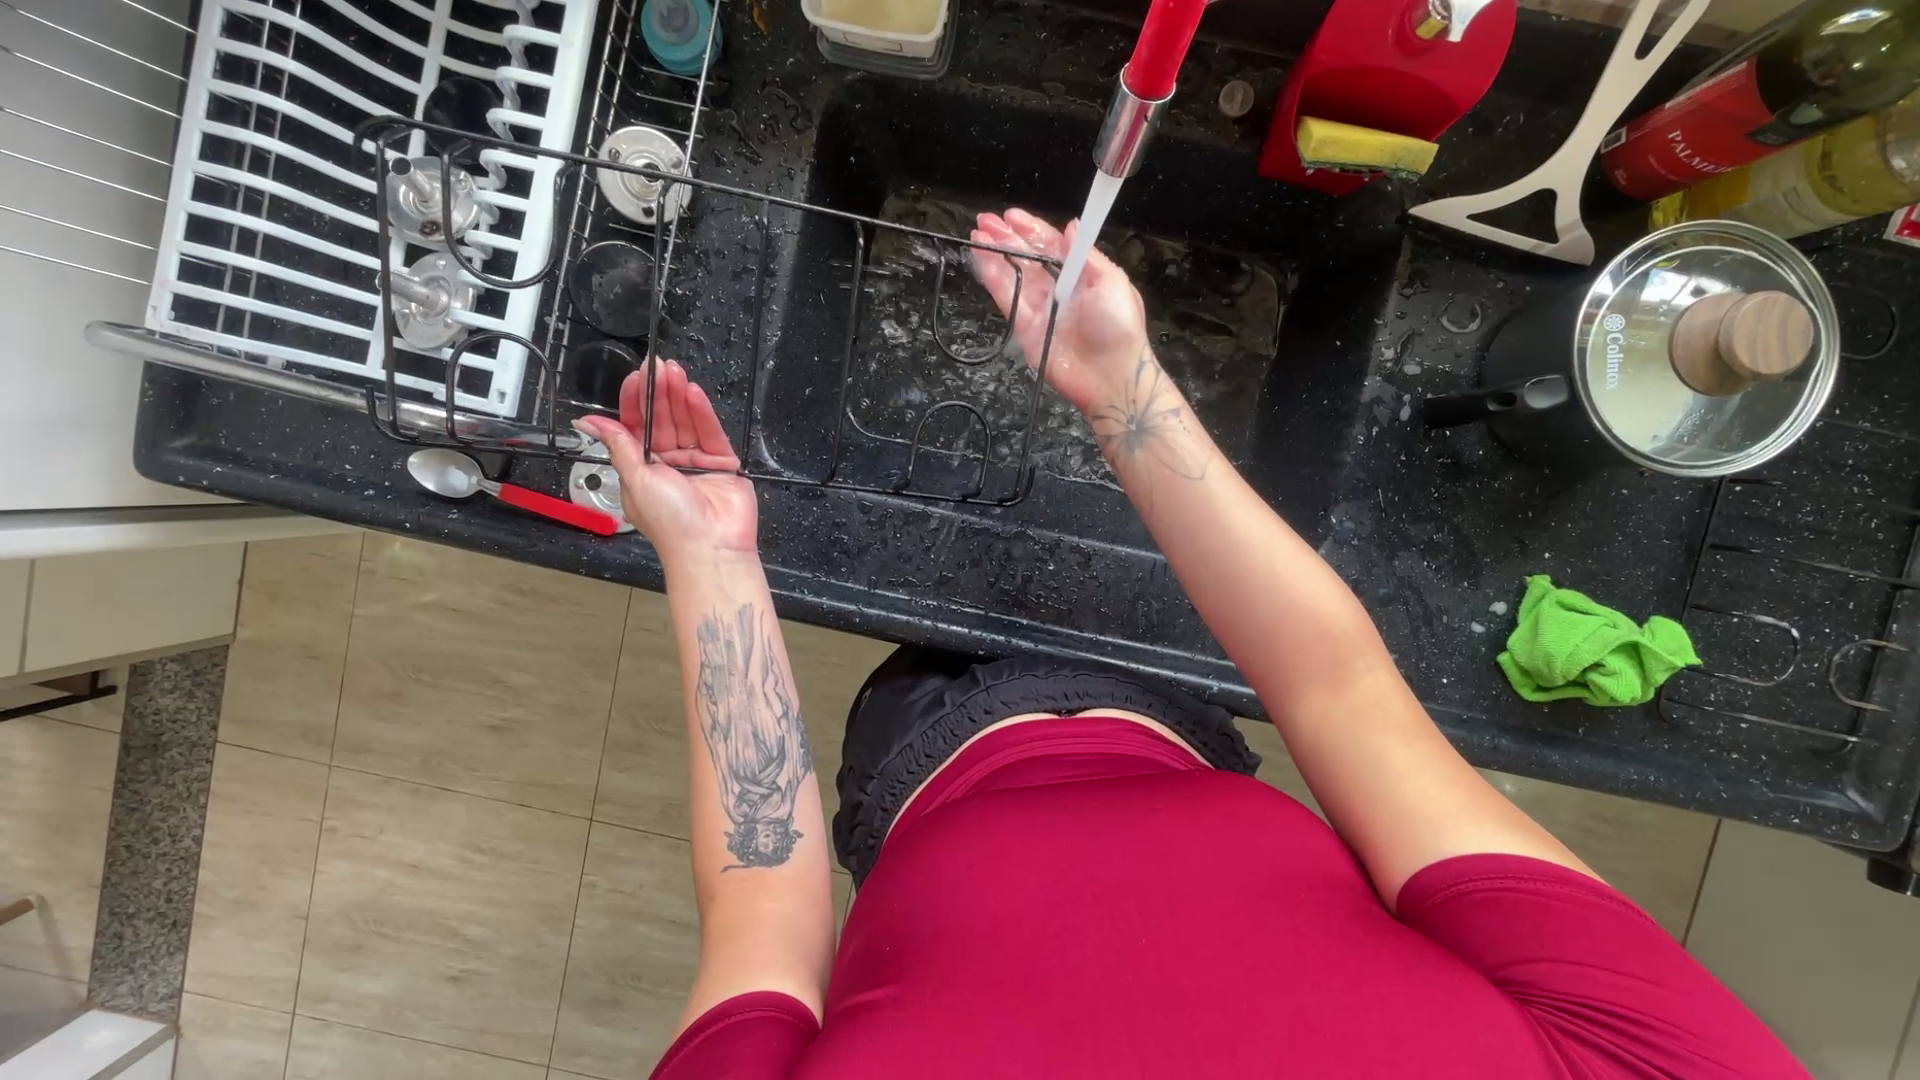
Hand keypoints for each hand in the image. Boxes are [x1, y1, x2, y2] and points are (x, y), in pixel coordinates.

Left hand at [573, 359, 757, 564]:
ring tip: (675, 372)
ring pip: (686, 422)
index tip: (636, 378)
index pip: (636, 427)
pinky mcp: (722, 463)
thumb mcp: (635, 479)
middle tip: (657, 366)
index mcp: (642, 469)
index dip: (635, 402)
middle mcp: (668, 463)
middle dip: (658, 392)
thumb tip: (588, 423)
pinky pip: (710, 432)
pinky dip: (702, 412)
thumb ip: (618, 445)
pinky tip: (693, 393)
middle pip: (662, 420)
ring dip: (679, 396)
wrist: (710, 546)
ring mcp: (696, 462)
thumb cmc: (671, 523)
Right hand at [970, 208, 1147, 413]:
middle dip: (1006, 238)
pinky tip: (982, 261)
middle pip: (1027, 259)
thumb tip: (1071, 226)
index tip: (1012, 215)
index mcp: (1081, 276)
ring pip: (1013, 276)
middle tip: (986, 221)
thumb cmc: (1120, 330)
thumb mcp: (1112, 281)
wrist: (1111, 377)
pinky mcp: (1026, 330)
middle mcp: (1059, 291)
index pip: (1051, 246)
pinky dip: (993, 279)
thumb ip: (1087, 254)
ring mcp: (1041, 310)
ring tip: (977, 236)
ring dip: (994, 255)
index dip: (1031, 230)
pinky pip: (1007, 300)